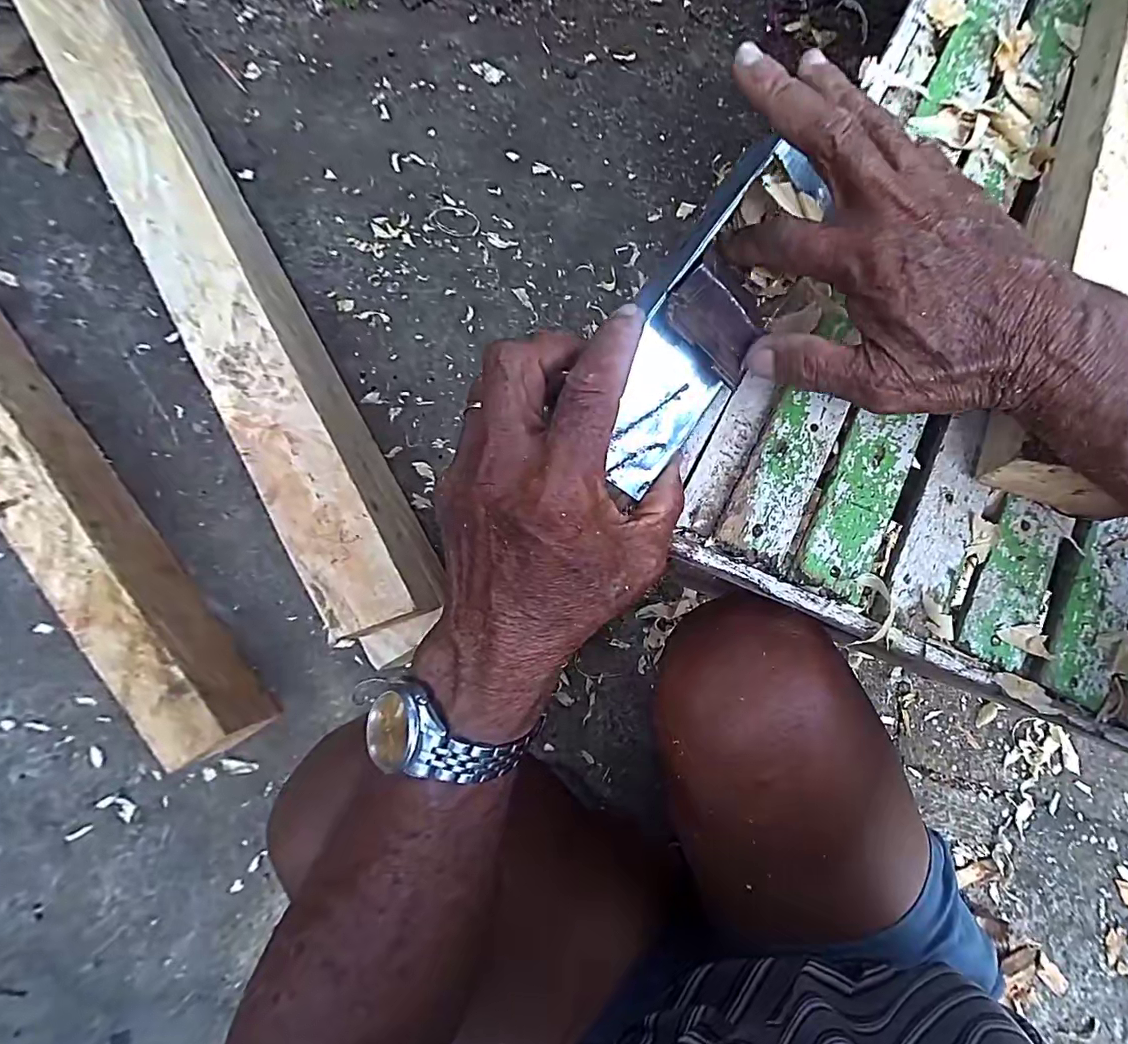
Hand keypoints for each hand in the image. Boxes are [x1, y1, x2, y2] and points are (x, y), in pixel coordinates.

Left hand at [413, 307, 681, 741]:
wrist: (501, 637)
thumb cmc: (574, 601)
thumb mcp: (642, 558)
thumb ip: (664, 501)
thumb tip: (674, 458)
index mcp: (562, 484)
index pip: (589, 393)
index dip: (612, 347)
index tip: (627, 322)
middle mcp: (508, 465)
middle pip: (512, 363)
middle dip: (554, 345)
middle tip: (585, 360)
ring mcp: (471, 468)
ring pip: (488, 384)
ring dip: (530, 374)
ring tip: (564, 393)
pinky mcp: (453, 479)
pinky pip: (481, 418)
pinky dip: (514, 408)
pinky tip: (540, 437)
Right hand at [721, 43, 1093, 415]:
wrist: (1038, 335)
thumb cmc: (966, 361)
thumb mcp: (881, 383)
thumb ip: (816, 366)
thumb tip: (759, 359)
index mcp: (863, 263)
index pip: (785, 241)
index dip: (750, 243)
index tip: (735, 249)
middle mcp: (889, 212)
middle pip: (822, 138)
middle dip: (778, 98)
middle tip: (748, 65)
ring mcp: (924, 191)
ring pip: (866, 123)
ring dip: (829, 89)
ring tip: (802, 64)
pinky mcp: (954, 186)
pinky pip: (908, 136)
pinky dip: (880, 115)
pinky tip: (868, 108)